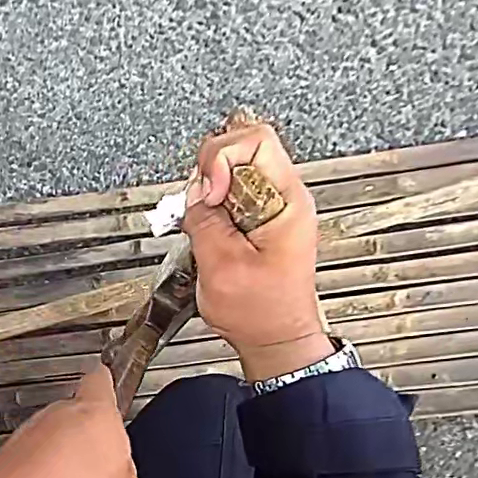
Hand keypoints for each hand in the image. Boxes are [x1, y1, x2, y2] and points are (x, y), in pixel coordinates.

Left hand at [0, 365, 140, 477]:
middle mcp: (57, 415)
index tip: (108, 386)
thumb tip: (121, 473)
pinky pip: (31, 467)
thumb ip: (127, 472)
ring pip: (52, 445)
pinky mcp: (6, 457)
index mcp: (95, 413)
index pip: (100, 381)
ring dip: (60, 468)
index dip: (106, 386)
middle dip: (86, 447)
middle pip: (78, 421)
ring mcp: (27, 434)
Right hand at [184, 123, 334, 380]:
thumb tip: (194, 193)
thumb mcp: (221, 267)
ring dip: (207, 195)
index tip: (207, 196)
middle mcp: (283, 197)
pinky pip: (231, 196)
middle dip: (208, 174)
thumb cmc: (259, 312)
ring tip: (204, 228)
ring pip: (233, 171)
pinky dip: (211, 210)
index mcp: (284, 202)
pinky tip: (208, 235)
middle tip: (201, 209)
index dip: (219, 160)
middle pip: (242, 147)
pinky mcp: (260, 220)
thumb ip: (205, 223)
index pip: (254, 141)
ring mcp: (272, 207)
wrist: (276, 337)